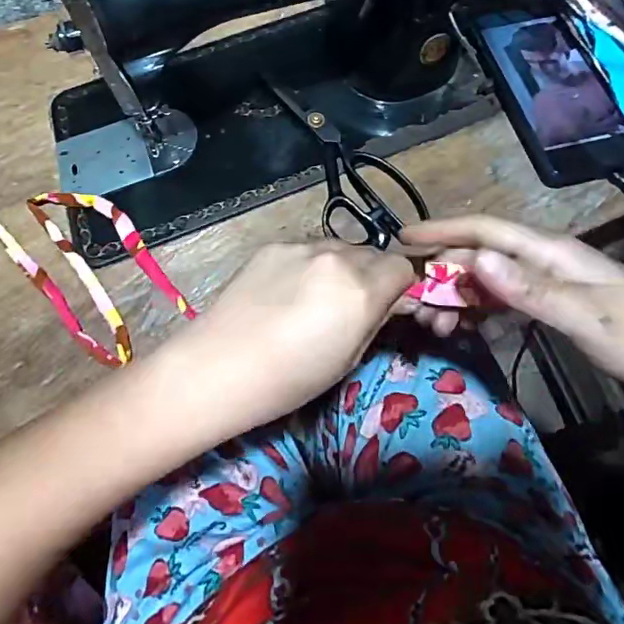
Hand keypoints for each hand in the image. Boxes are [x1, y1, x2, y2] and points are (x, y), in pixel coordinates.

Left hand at [153, 242, 414, 438]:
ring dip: (339, 267)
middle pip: (372, 254)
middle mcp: (335, 256)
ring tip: (315, 298)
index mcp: (361, 287)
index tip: (388, 307)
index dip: (400, 287)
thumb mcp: (349, 358)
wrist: (221, 363)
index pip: (403, 267)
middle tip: (350, 306)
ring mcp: (300, 246)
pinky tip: (285, 291)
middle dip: (371, 276)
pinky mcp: (272, 245)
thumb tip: (392, 302)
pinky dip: (307, 264)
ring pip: (338, 248)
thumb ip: (376, 320)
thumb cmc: (291, 378)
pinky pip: (305, 248)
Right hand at [401, 216, 623, 401]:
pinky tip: (466, 324)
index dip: (443, 230)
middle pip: (482, 252)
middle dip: (444, 269)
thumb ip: (533, 291)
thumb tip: (476, 259)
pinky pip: (504, 298)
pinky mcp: (555, 303)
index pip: (487, 229)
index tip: (402, 239)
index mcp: (553, 252)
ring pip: (490, 277)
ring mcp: (551, 281)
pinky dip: (480, 308)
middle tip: (414, 298)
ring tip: (435, 318)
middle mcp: (546, 258)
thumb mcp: (592, 320)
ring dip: (459, 292)